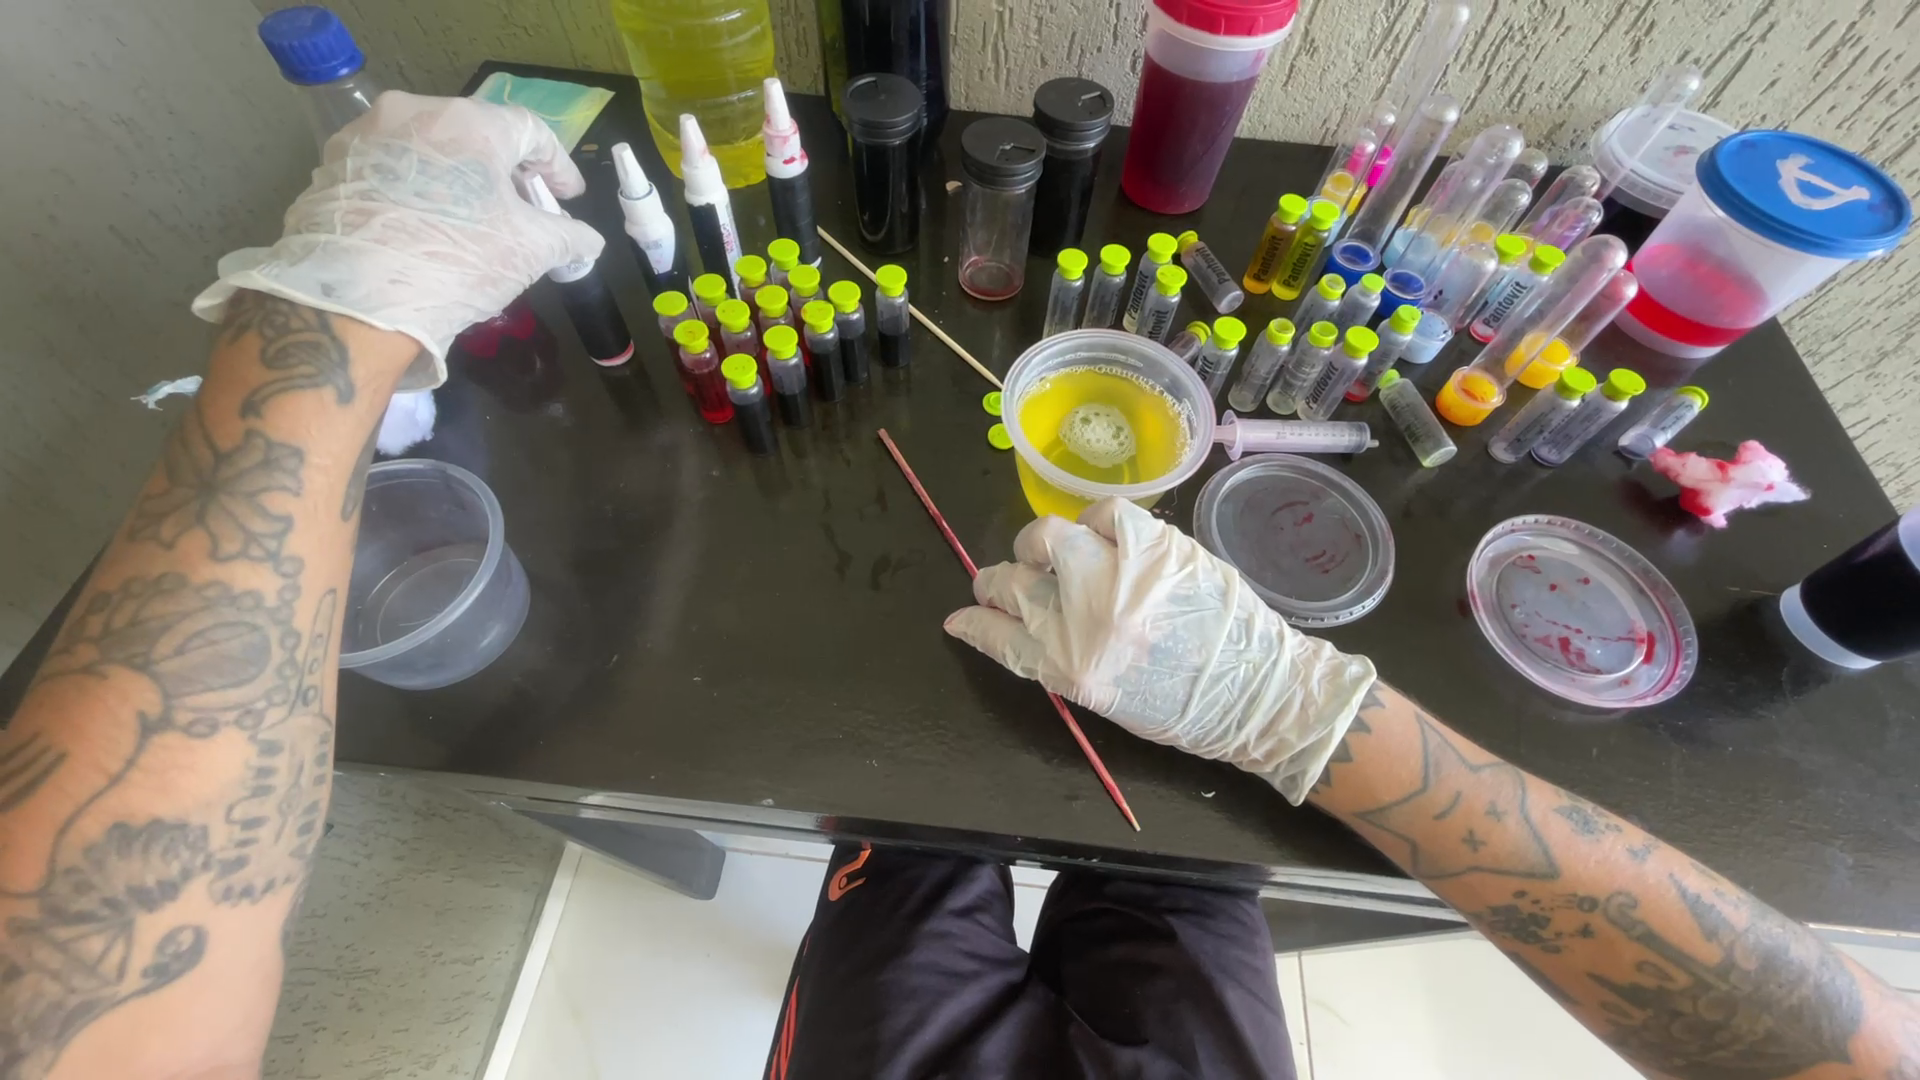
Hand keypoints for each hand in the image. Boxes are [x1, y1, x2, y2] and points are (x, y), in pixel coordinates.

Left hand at [193, 91, 605, 389]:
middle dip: (511, 175)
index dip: (560, 165)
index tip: (569, 198)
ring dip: (467, 181)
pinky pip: (397, 170)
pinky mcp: (334, 167)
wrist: (361, 297)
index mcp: (468, 124)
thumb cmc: (460, 260)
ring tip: (480, 224)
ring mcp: (366, 136)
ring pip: (435, 151)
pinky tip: (433, 230)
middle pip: (479, 136)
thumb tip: (587, 240)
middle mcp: (412, 113)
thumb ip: (572, 237)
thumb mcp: (535, 251)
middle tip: (529, 213)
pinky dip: (426, 192)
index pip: (531, 130)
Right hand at [943, 498, 1375, 803]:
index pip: (995, 635)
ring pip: (1044, 537)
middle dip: (996, 580)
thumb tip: (1016, 623)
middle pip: (1009, 583)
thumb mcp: (1101, 696)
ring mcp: (1115, 576)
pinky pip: (1101, 513)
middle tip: (1009, 576)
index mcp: (1066, 668)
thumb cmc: (1178, 707)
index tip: (963, 613)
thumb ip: (1055, 658)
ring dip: (1040, 546)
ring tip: (1059, 554)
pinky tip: (1104, 538)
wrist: (1257, 693)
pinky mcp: (1151, 544)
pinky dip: (1094, 522)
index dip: (973, 620)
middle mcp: (1082, 620)